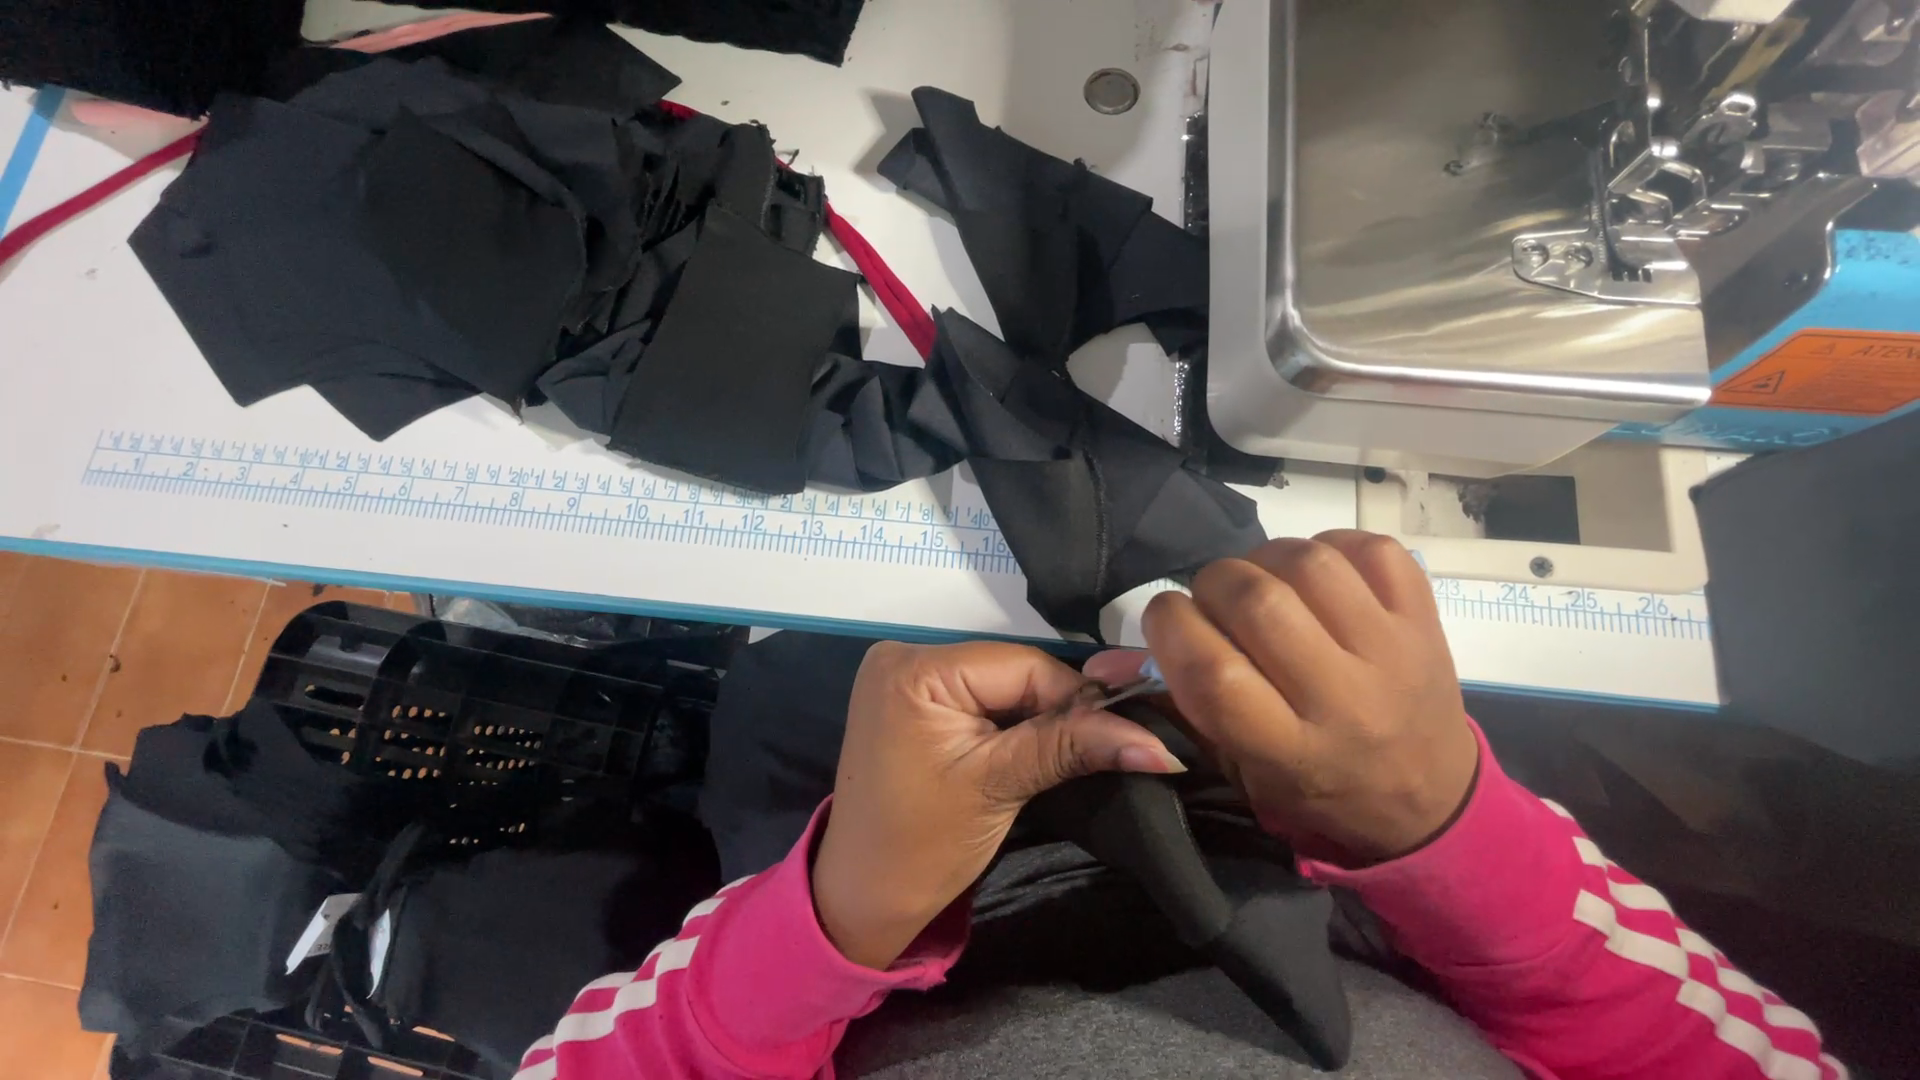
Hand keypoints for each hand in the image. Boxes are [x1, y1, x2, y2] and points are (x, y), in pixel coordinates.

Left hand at [810, 641, 1182, 969]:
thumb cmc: (922, 846)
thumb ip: (1073, 747)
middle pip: (1011, 670)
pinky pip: (978, 697)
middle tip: (1110, 741)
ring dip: (1040, 715)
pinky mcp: (913, 700)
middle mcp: (904, 656)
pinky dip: (1011, 720)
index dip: (1078, 697)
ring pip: (1000, 683)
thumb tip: (1159, 742)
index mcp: (915, 669)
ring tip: (1081, 744)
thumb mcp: (1000, 785)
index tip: (1127, 730)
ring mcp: (905, 677)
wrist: (862, 896)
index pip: (1022, 665)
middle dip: (1060, 707)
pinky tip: (1037, 743)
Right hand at [1085, 530, 1476, 867]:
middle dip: (1214, 583)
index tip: (1166, 618)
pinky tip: (1316, 572)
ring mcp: (1392, 653)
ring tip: (1263, 579)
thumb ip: (1182, 707)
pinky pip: (1371, 549)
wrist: (1429, 801)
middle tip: (1214, 599)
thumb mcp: (1240, 771)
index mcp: (1288, 750)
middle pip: (1258, 604)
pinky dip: (1330, 544)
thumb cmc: (1317, 789)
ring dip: (1265, 557)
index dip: (1170, 625)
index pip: (1213, 671)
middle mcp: (1343, 700)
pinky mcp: (1423, 621)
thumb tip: (1119, 653)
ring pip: (1310, 562)